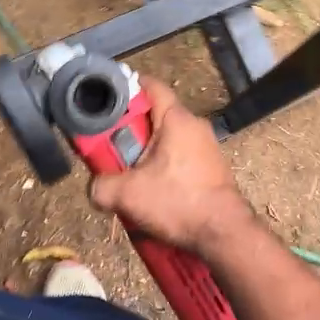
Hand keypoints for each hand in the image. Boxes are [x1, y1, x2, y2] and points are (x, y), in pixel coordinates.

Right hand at [87, 77, 254, 254]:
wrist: (224, 233)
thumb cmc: (178, 202)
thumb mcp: (128, 195)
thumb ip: (101, 186)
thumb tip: (95, 187)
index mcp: (177, 118)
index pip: (150, 85)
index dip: (125, 88)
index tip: (106, 100)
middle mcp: (194, 125)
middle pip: (154, 115)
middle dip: (130, 131)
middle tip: (111, 150)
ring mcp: (206, 146)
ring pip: (165, 139)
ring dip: (145, 154)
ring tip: (129, 177)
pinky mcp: (210, 167)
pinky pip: (178, 157)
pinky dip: (162, 168)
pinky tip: (152, 192)